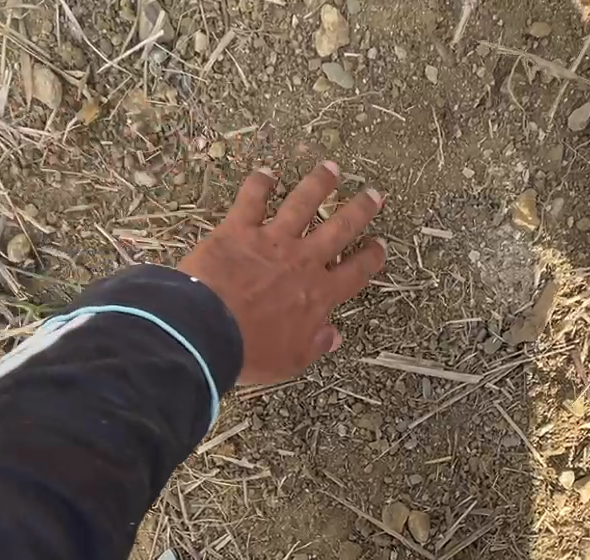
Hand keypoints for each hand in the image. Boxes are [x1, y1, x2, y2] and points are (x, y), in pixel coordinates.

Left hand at [178, 161, 386, 384]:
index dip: (371, 258)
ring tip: (331, 170)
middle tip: (373, 195)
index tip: (380, 246)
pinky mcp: (239, 229)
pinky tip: (267, 172)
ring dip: (319, 184)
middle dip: (359, 210)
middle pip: (339, 228)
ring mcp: (272, 240)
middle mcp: (302, 260)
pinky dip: (260, 183)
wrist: (209, 331)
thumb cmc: (251, 352)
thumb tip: (333, 336)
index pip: (355, 272)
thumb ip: (315, 344)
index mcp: (319, 294)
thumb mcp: (291, 360)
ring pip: (303, 203)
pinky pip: (252, 199)